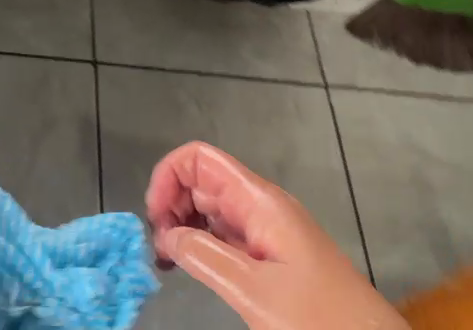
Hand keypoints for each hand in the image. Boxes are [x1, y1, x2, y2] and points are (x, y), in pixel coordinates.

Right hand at [145, 141, 404, 329]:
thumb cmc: (318, 318)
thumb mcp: (254, 290)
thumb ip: (204, 255)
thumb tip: (166, 234)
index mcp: (259, 200)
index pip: (200, 158)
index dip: (168, 176)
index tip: (155, 218)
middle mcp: (261, 205)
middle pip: (202, 180)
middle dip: (171, 203)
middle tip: (158, 247)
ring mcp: (268, 230)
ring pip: (211, 208)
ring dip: (182, 225)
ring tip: (168, 260)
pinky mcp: (273, 256)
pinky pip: (225, 234)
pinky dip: (201, 243)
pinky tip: (191, 266)